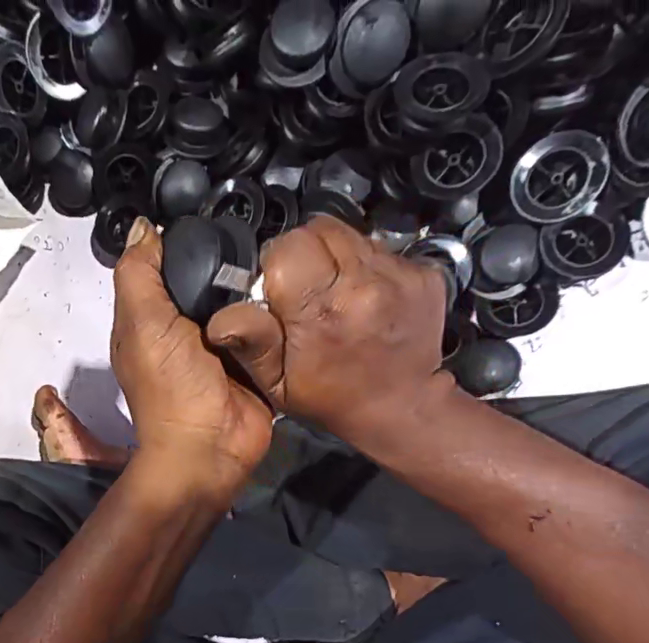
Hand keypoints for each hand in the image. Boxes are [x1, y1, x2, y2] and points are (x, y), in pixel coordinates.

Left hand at [112, 217, 272, 492]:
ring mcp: (227, 345)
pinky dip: (277, 317)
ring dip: (260, 288)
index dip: (186, 242)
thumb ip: (138, 274)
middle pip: (214, 278)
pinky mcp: (257, 361)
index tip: (213, 221)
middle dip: (231, 263)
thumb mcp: (142, 324)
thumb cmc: (170, 388)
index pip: (170, 264)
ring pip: (246, 298)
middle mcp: (189, 327)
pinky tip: (289, 301)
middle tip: (256, 246)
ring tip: (278, 273)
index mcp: (154, 317)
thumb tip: (143, 228)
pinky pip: (271, 326)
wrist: (211, 448)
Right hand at [209, 216, 449, 446]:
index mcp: (323, 312)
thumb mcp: (280, 386)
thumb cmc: (336, 399)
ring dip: (337, 258)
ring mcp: (399, 276)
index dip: (278, 263)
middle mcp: (364, 286)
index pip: (289, 245)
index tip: (282, 291)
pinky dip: (368, 267)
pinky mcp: (424, 273)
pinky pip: (382, 249)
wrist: (403, 407)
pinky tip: (366, 298)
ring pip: (351, 234)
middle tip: (309, 293)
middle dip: (307, 254)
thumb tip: (224, 318)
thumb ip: (253, 345)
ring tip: (338, 297)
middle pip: (320, 229)